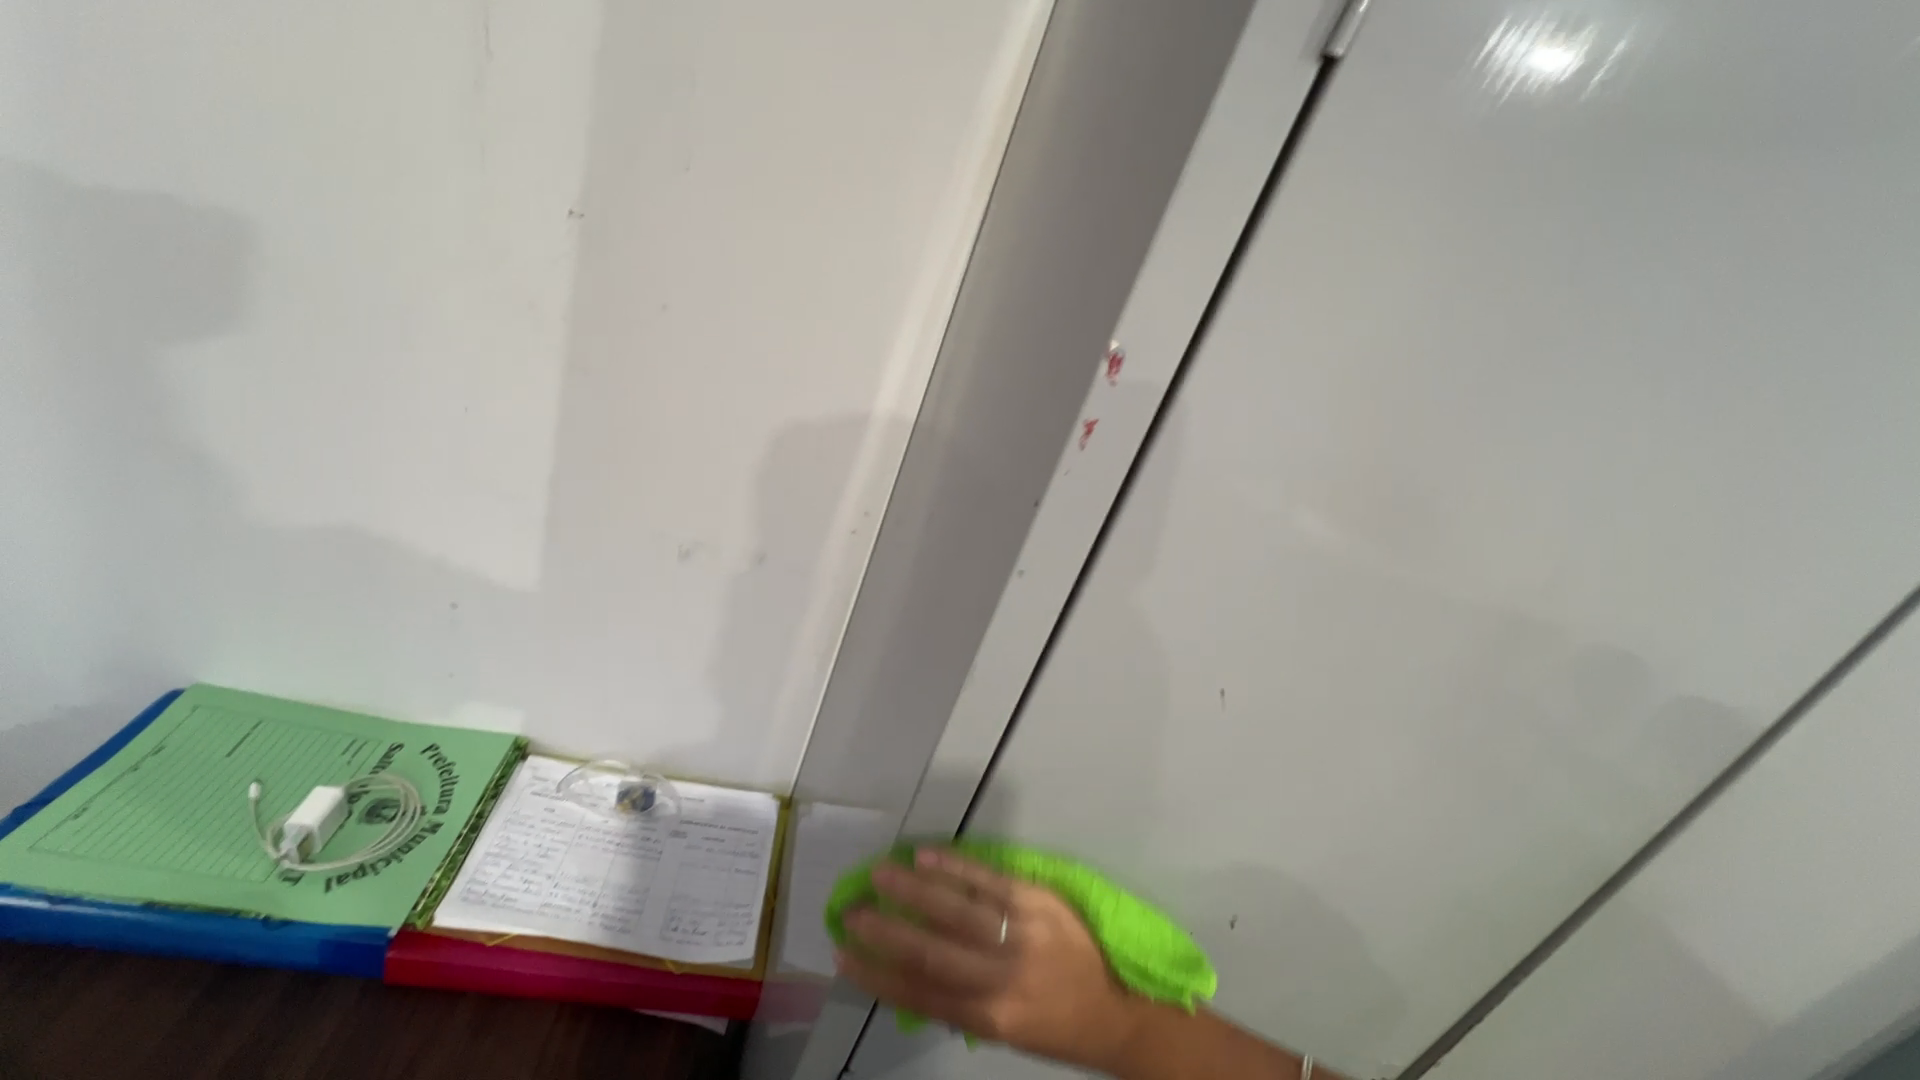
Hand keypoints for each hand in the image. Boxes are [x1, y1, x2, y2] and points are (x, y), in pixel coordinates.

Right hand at [836, 848, 1142, 1070]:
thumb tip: (910, 976)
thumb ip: (960, 1004)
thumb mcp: (1005, 1031)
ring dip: (912, 891)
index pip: (919, 994)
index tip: (843, 955)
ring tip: (879, 875)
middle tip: (851, 911)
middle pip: (931, 950)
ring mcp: (1021, 935)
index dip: (877, 975)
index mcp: (988, 1017)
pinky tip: (925, 857)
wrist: (1119, 1010)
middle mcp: (1001, 978)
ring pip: (955, 910)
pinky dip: (954, 868)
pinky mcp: (1039, 902)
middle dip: (885, 931)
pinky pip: (989, 881)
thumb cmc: (1056, 1025)